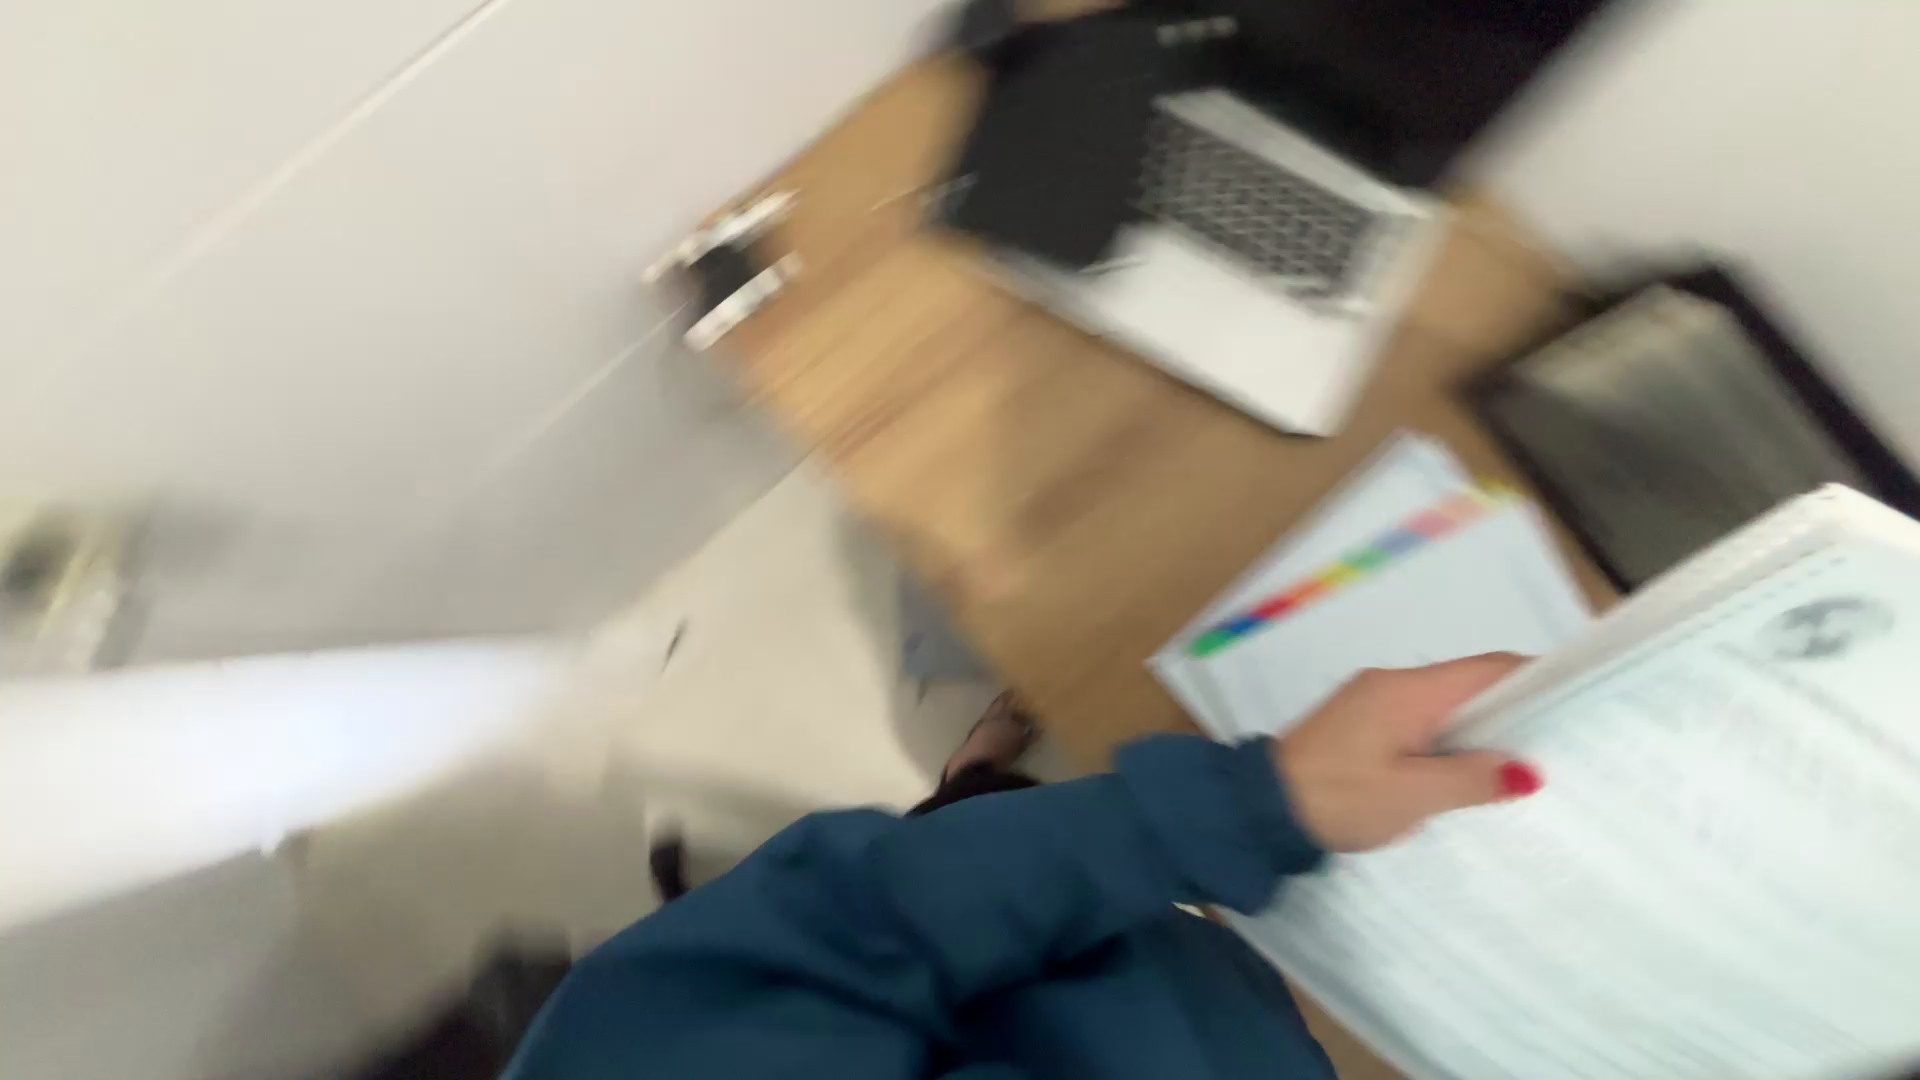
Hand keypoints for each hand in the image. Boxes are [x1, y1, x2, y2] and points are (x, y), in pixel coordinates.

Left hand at [1273, 655, 1542, 852]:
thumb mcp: (1413, 795)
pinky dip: (1449, 744)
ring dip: (1482, 733)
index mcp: (1405, 690)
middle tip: (1569, 751)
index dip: (1538, 681)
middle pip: (1469, 687)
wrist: (1263, 805)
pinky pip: (1419, 724)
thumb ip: (1472, 778)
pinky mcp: (1360, 725)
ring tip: (1531, 770)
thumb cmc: (1339, 795)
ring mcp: (1371, 704)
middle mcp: (1389, 685)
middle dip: (1516, 714)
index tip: (1583, 705)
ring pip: (1445, 708)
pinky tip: (1471, 777)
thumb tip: (1528, 769)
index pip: (1487, 669)